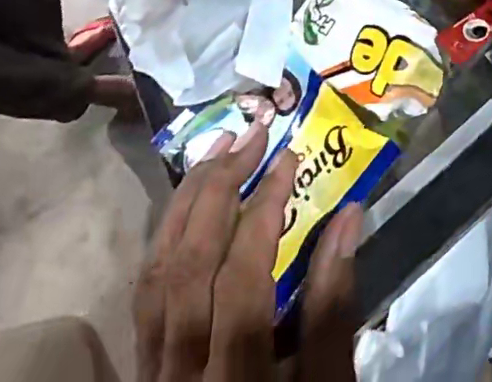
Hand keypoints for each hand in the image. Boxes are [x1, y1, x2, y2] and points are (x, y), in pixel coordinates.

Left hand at [135, 122, 364, 381]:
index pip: (244, 279)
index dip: (265, 210)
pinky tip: (191, 200)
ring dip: (188, 198)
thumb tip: (348, 216)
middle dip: (222, 186)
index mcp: (236, 380)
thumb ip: (335, 307)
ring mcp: (153, 366)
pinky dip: (168, 231)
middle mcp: (181, 370)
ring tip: (220, 147)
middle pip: (189, 265)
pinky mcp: (143, 360)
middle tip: (254, 133)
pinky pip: (146, 285)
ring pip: (157, 268)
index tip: (289, 156)